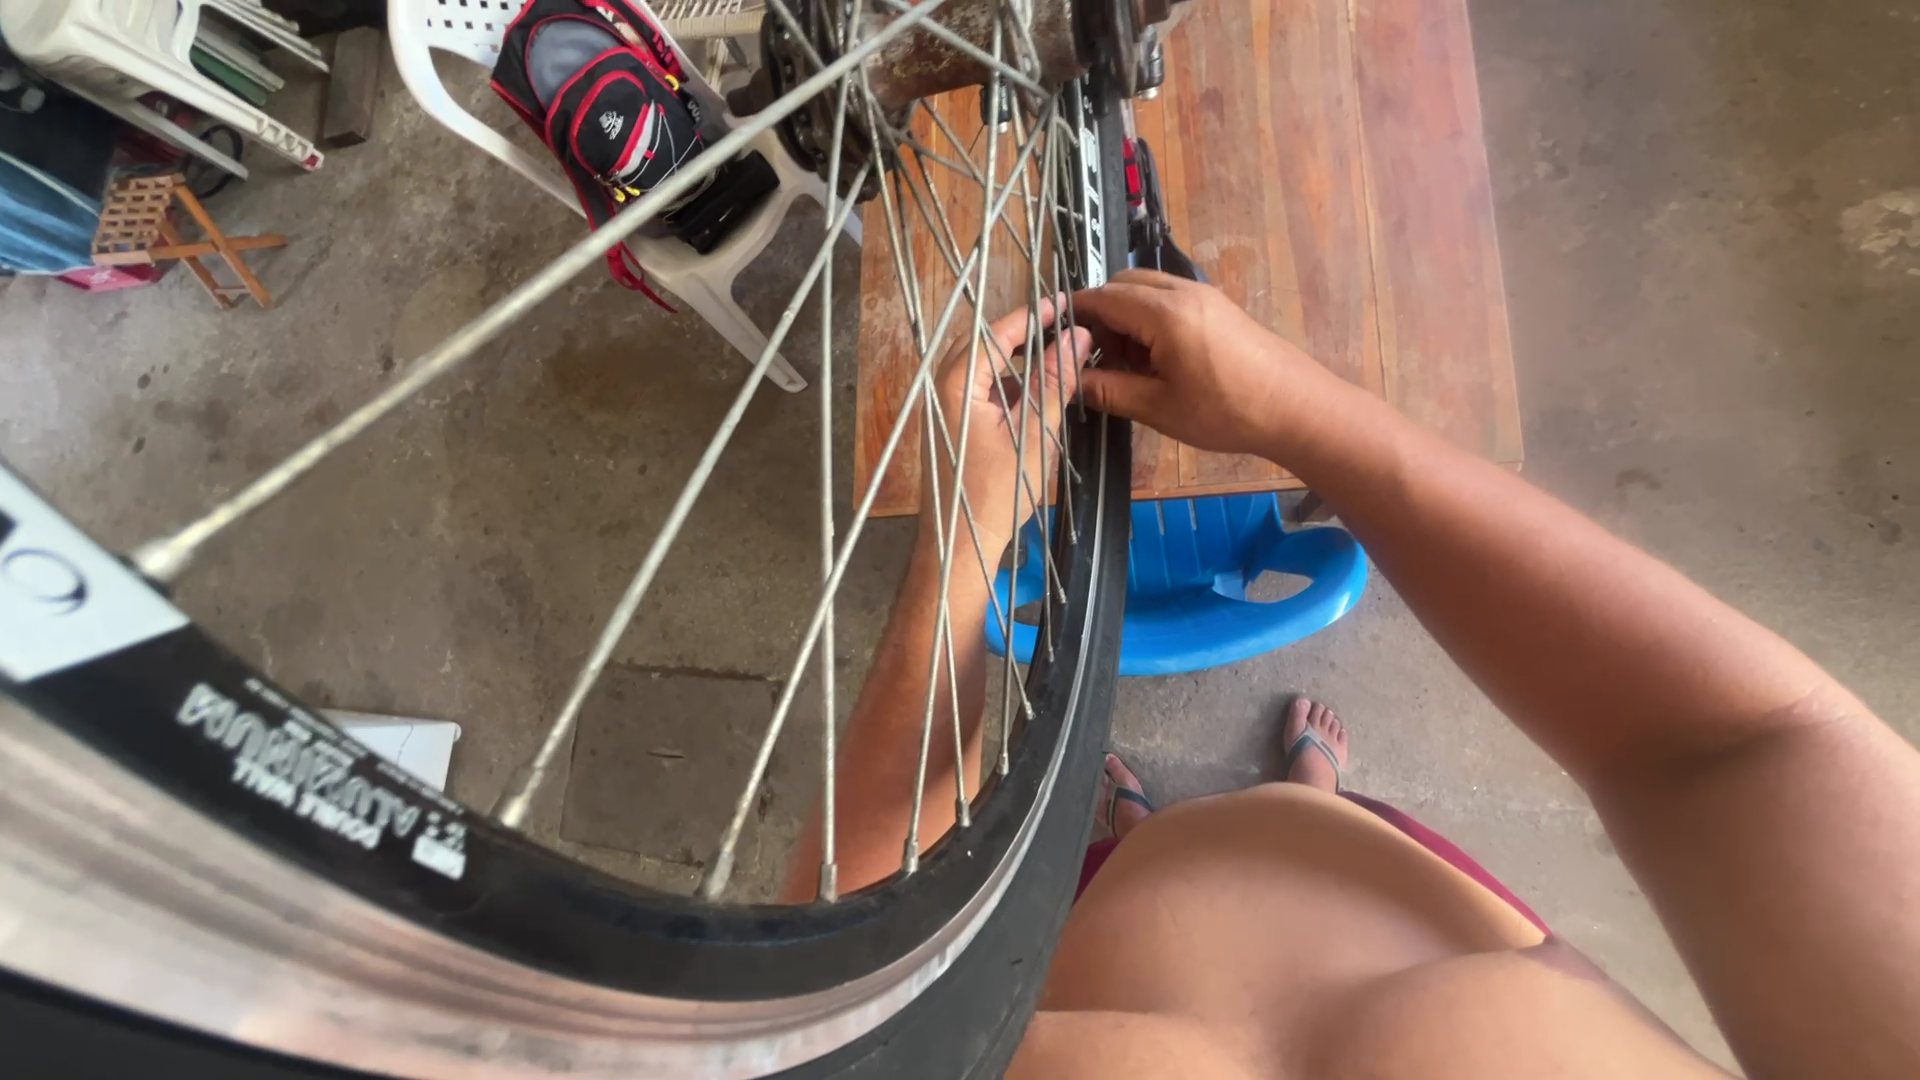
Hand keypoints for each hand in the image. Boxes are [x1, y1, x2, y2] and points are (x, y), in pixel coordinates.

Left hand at [926, 297, 1091, 556]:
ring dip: (1016, 363)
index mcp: (955, 384)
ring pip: (981, 369)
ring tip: (1056, 360)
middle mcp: (941, 388)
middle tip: (1063, 329)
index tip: (1064, 302)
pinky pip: (979, 392)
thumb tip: (1079, 337)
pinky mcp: (950, 427)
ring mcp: (942, 409)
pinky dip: (1006, 388)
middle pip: (984, 345)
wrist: (962, 546)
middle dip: (1023, 336)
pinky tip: (1035, 396)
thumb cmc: (998, 494)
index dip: (1033, 315)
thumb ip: (1055, 382)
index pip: (996, 333)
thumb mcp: (1035, 435)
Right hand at [1071, 270, 1345, 460]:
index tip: (1055, 337)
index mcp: (1165, 313)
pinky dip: (1150, 319)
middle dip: (1101, 314)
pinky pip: (1170, 299)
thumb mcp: (1158, 408)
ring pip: (1148, 289)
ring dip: (1126, 317)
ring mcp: (1205, 296)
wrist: (1296, 409)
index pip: (1104, 298)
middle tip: (1096, 358)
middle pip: (1125, 284)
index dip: (1075, 314)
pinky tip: (1155, 359)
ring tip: (1126, 364)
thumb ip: (1109, 391)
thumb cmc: (1225, 411)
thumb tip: (1071, 384)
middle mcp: (1184, 292)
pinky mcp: (1218, 307)